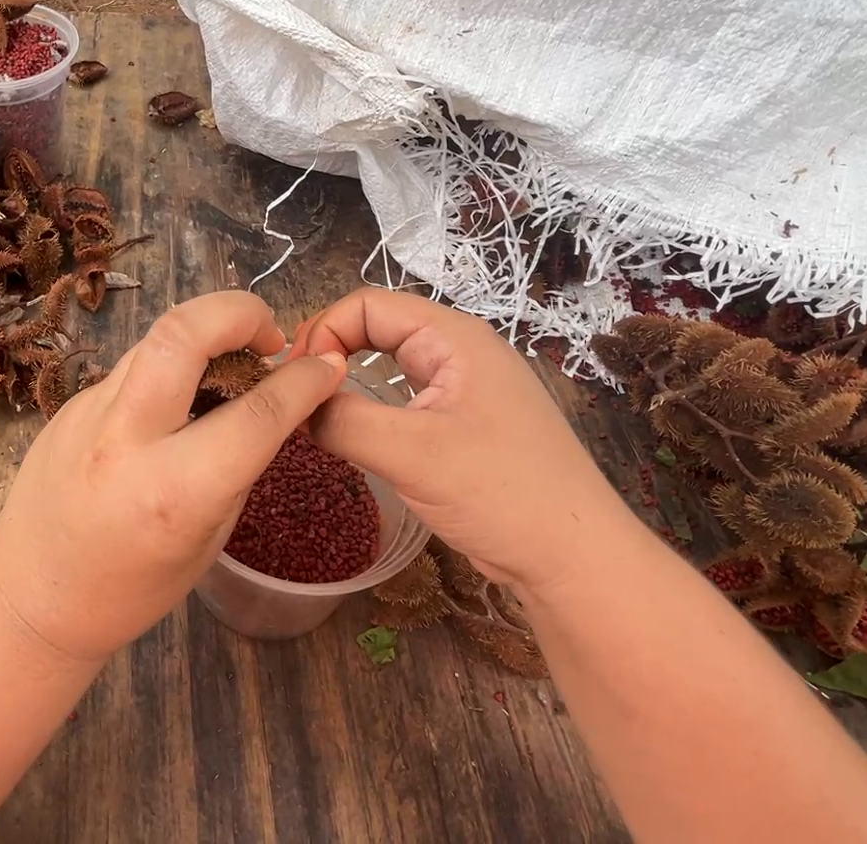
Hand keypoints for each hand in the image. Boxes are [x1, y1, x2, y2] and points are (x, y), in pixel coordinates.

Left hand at [0, 291, 346, 663]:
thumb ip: (241, 463)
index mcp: (174, 490)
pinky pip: (132, 367)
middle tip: (268, 335)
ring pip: (156, 340)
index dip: (304, 382)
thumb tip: (272, 402)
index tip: (328, 367)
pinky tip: (180, 398)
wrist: (33, 596)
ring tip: (229, 364)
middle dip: (239, 312)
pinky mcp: (69, 404)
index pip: (256, 413)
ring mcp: (88, 413)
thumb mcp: (209, 537)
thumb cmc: (132, 589)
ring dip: (205, 335)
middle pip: (184, 332)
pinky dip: (170, 366)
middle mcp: (127, 438)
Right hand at [288, 288, 643, 592]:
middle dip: (329, 352)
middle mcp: (457, 352)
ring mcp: (460, 389)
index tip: (295, 380)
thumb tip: (293, 405)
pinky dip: (366, 409)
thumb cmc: (501, 494)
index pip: (367, 304)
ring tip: (311, 413)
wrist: (573, 561)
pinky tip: (346, 434)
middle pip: (375, 328)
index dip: (324, 332)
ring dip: (345, 381)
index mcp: (453, 338)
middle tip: (294, 394)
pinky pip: (399, 399)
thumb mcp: (411, 453)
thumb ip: (343, 419)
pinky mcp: (458, 425)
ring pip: (385, 365)